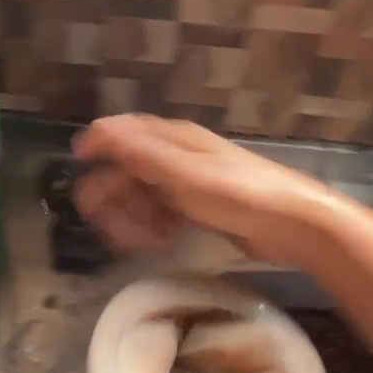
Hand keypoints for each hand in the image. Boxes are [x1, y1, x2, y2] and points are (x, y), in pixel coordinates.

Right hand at [72, 115, 337, 261]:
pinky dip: (153, 227)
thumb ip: (140, 153)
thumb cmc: (239, 194)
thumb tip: (97, 129)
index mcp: (173, 139)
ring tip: (140, 241)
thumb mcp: (185, 174)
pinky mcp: (197, 209)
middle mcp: (176, 156)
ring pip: (142, 195)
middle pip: (128, 169)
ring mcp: (187, 183)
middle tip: (107, 228)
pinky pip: (161, 213)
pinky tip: (160, 243)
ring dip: (133, 217)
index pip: (124, 132)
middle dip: (114, 195)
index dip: (98, 144)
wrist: (294, 225)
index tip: (77, 163)